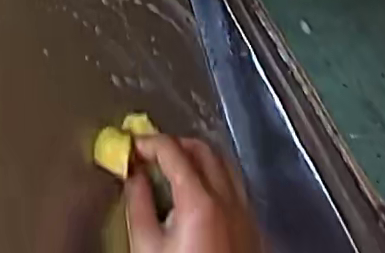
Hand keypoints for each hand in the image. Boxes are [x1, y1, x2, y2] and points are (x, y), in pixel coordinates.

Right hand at [124, 135, 263, 252]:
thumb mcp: (146, 245)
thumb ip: (137, 200)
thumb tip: (133, 172)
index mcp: (200, 201)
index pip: (171, 149)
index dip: (146, 141)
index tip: (130, 145)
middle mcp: (230, 202)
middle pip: (202, 149)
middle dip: (173, 143)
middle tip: (150, 153)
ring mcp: (247, 218)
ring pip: (224, 165)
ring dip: (197, 157)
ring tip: (172, 168)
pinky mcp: (254, 234)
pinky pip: (235, 189)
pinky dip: (214, 178)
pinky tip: (196, 195)